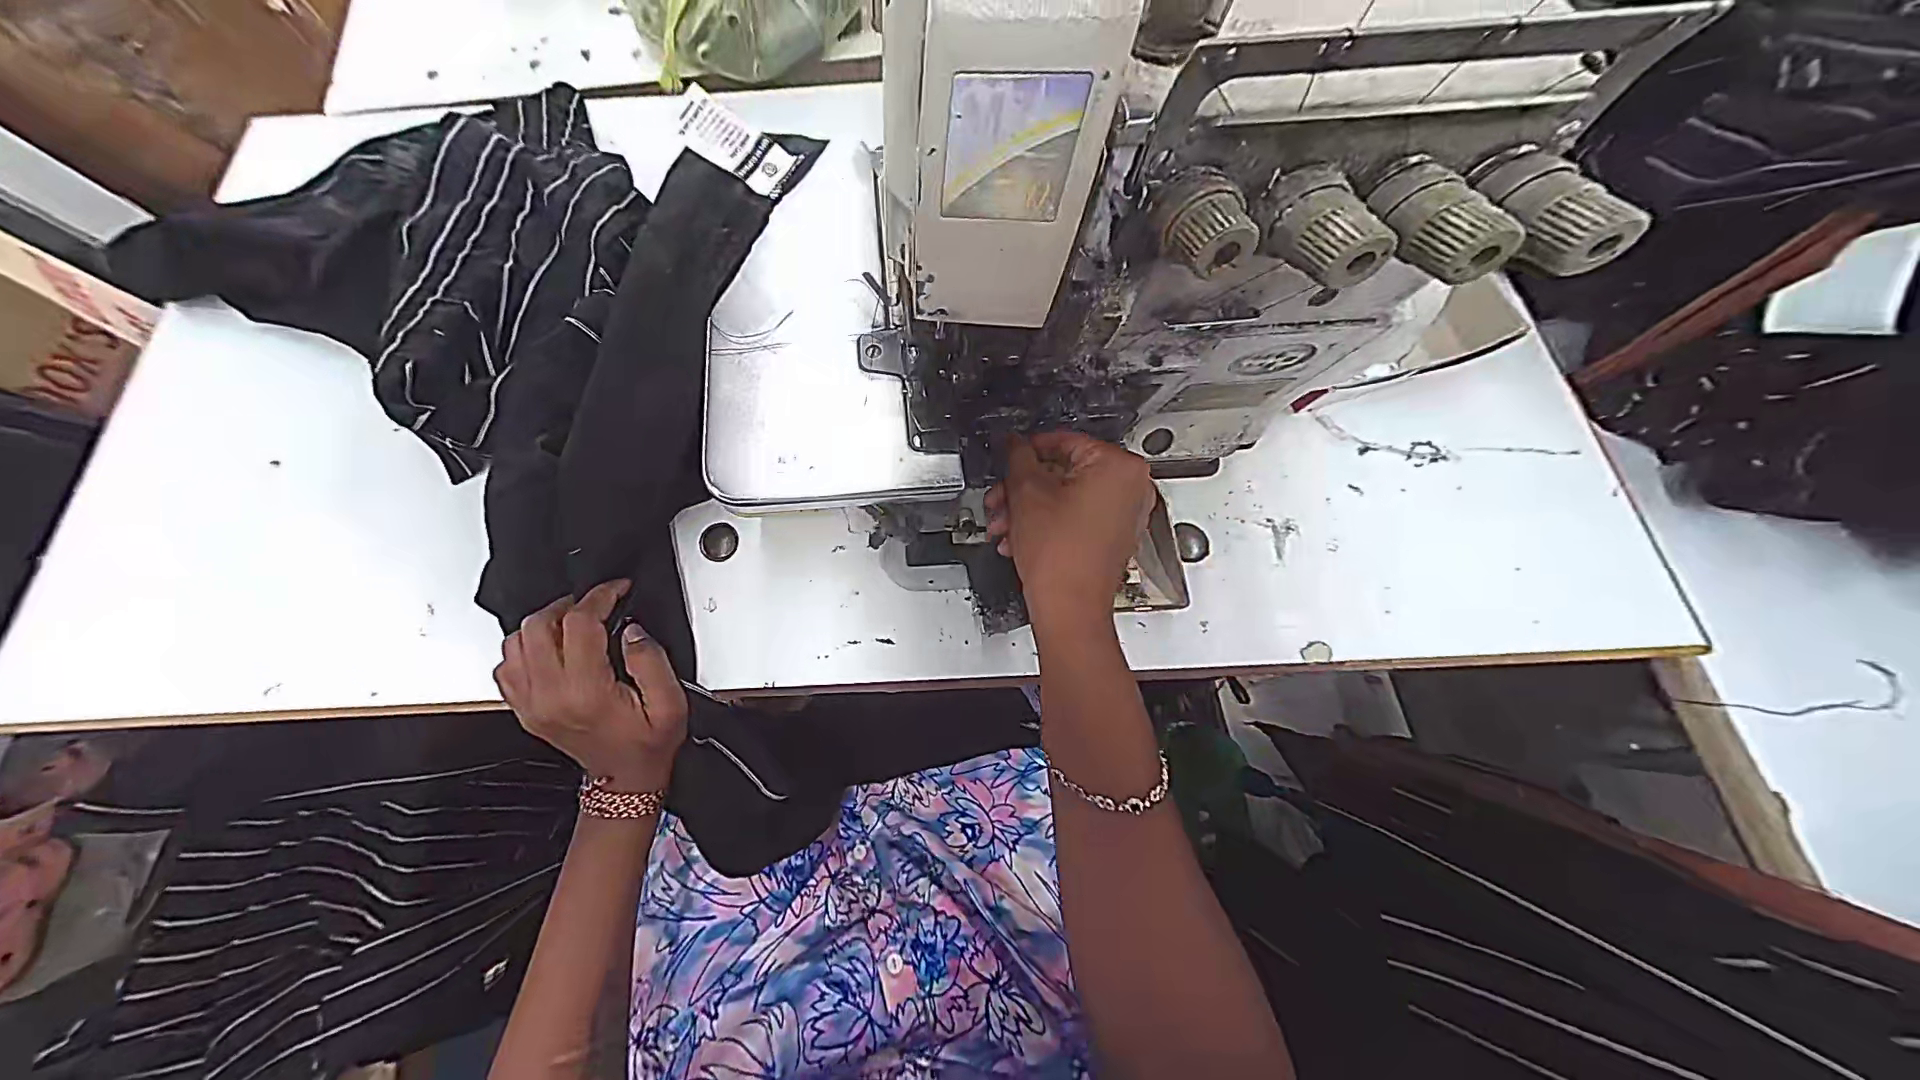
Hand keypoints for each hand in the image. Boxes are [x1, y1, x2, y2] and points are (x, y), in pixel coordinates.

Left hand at [494, 580, 687, 792]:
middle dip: (568, 605)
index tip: (617, 590)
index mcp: (586, 693)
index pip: (578, 624)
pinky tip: (552, 648)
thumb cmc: (648, 745)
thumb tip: (632, 629)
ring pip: (515, 643)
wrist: (625, 780)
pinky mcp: (525, 710)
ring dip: (544, 624)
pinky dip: (525, 648)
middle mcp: (550, 697)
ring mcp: (531, 705)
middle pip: (537, 626)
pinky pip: (506, 667)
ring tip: (573, 622)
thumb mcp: (670, 703)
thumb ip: (652, 661)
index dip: (599, 596)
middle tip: (594, 603)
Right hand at [985, 432, 1156, 627]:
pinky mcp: (1114, 536)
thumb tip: (1016, 444)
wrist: (1069, 608)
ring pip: (1066, 497)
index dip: (1028, 450)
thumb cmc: (1061, 559)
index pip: (1065, 441)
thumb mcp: (1027, 493)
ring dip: (1029, 507)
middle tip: (1002, 495)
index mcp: (1119, 466)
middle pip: (1065, 472)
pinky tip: (1019, 535)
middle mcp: (1131, 487)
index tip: (1012, 455)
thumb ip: (1018, 458)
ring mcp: (1126, 514)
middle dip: (1023, 487)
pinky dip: (1047, 522)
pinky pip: (1077, 516)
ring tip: (1005, 521)